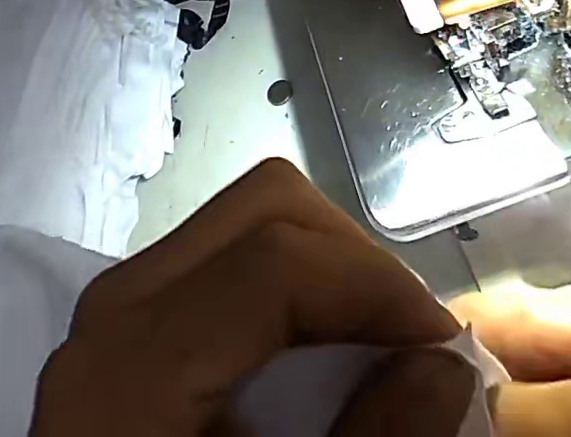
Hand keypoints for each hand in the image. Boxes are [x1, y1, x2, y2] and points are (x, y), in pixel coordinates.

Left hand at [29, 159, 462, 436]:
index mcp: (135, 359)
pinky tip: (319, 354)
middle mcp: (119, 301)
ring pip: (244, 220)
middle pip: (260, 206)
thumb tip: (445, 364)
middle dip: (354, 260)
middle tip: (413, 347)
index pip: (273, 261)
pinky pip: (225, 258)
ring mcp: (121, 301)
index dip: (377, 289)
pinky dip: (289, 287)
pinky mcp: (133, 318)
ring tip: (376, 348)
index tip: (451, 354)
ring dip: (326, 269)